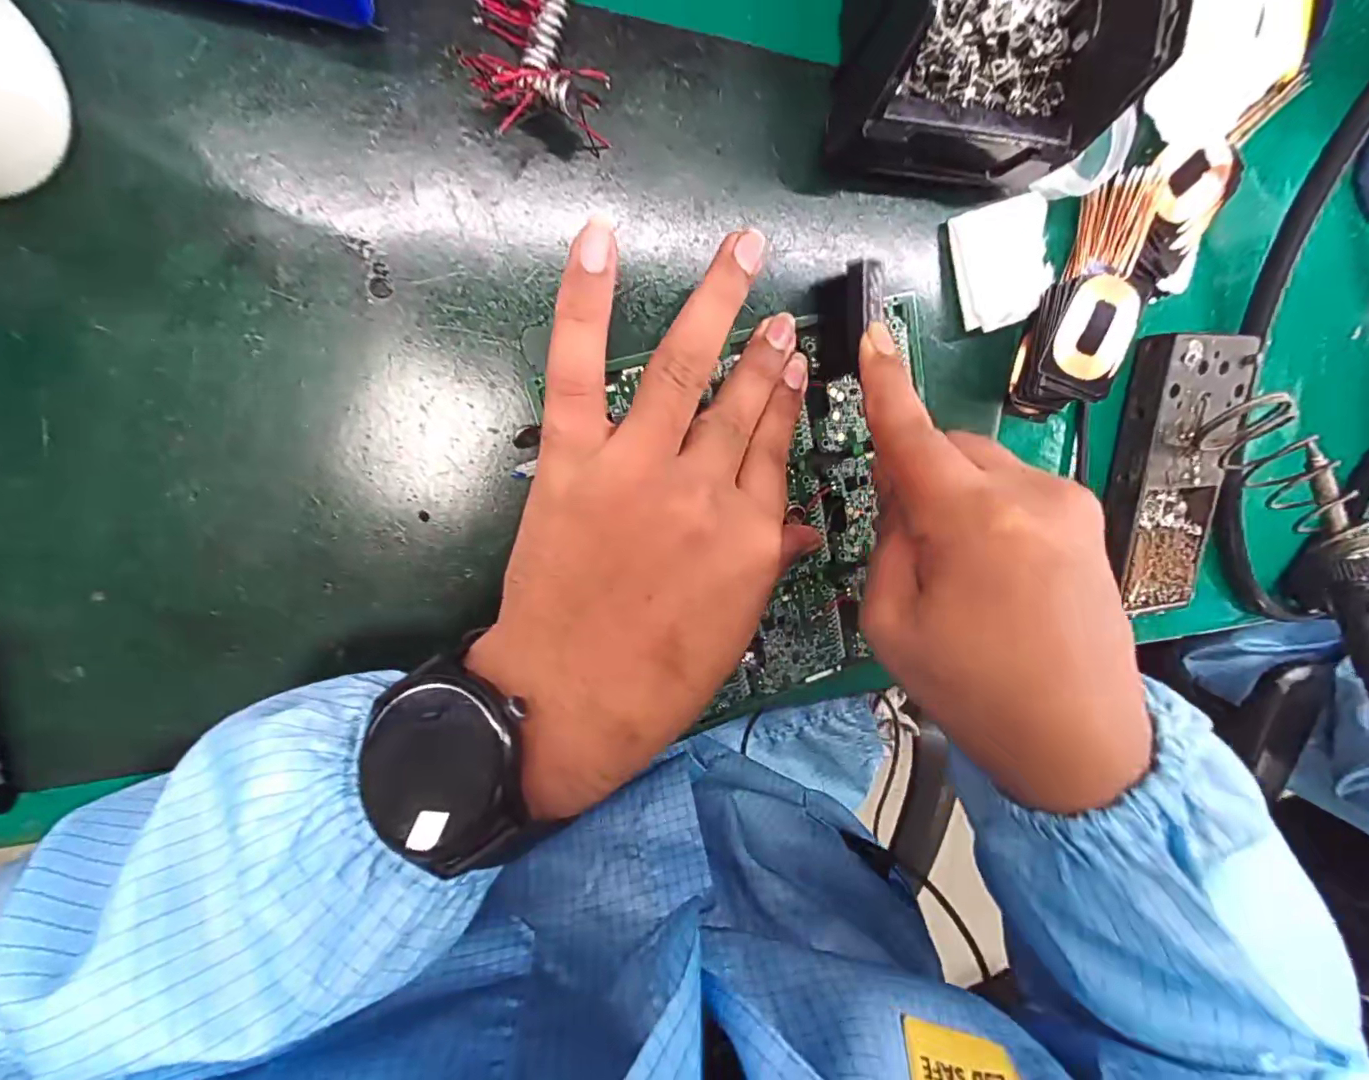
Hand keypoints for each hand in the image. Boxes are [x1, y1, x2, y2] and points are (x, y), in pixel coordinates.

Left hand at [468, 219, 818, 819]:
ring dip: (715, 301)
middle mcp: (706, 489)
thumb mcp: (731, 628)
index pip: (777, 447)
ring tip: (738, 253)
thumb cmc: (656, 681)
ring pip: (684, 370)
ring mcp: (637, 468)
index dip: (786, 400)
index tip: (792, 364)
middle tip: (774, 312)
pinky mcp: (573, 462)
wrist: (568, 703)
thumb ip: (766, 564)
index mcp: (751, 534)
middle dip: (763, 349)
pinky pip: (577, 369)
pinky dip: (583, 304)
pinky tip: (597, 243)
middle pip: (743, 401)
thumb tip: (800, 527)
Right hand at [857, 323, 1151, 812]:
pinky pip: (1014, 489)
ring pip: (982, 466)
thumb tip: (903, 496)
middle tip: (897, 529)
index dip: (886, 386)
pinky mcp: (1088, 522)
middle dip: (914, 470)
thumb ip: (889, 540)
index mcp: (973, 520)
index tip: (874, 340)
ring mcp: (1069, 505)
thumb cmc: (971, 688)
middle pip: (948, 447)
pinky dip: (982, 506)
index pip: (914, 436)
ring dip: (949, 492)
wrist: (1080, 741)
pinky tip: (985, 564)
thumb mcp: (891, 618)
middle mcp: (1030, 496)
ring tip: (946, 560)